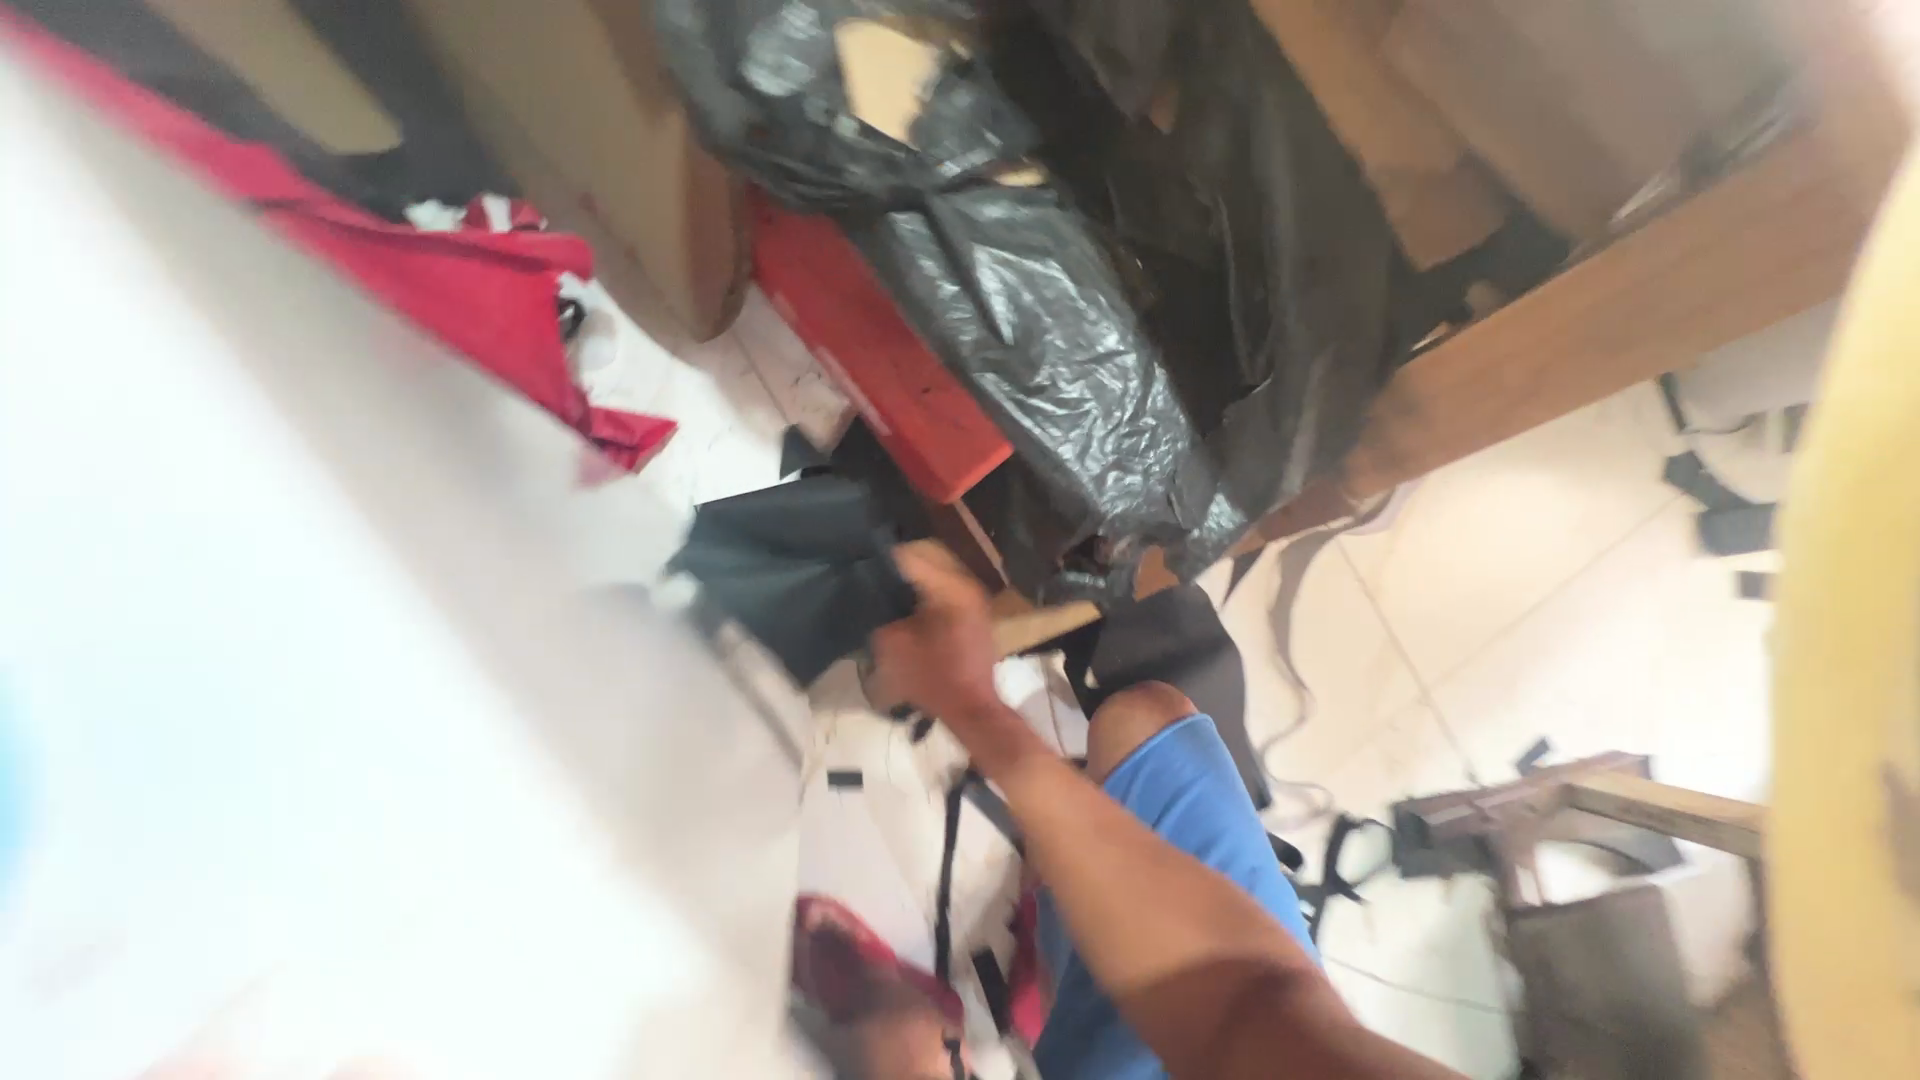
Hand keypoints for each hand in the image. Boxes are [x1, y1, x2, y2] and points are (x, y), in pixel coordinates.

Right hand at [870, 541, 1002, 726]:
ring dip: (911, 580)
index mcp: (950, 588)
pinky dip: (925, 592)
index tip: (859, 568)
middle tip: (870, 579)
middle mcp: (966, 584)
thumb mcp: (894, 645)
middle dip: (897, 568)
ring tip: (885, 591)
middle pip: (925, 559)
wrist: (972, 709)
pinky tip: (906, 607)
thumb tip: (873, 594)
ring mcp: (973, 597)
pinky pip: (944, 589)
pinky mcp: (973, 611)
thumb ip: (881, 612)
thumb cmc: (933, 680)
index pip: (909, 557)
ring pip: (935, 572)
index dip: (881, 562)